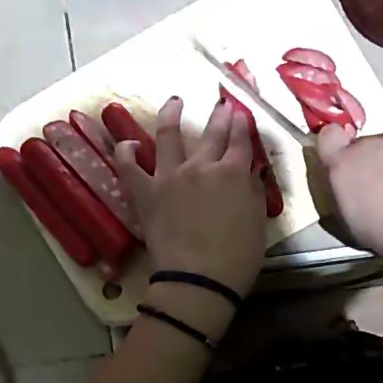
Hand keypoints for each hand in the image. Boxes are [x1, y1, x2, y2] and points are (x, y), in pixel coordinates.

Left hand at [115, 96, 267, 296]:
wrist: (198, 280)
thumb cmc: (236, 258)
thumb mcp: (257, 221)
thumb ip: (250, 190)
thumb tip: (247, 170)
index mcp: (234, 173)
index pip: (241, 139)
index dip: (242, 123)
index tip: (240, 111)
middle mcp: (202, 166)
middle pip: (212, 132)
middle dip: (219, 115)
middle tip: (220, 104)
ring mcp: (170, 176)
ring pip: (168, 135)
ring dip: (171, 114)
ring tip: (174, 102)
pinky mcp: (145, 192)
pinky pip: (129, 166)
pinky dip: (125, 152)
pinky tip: (126, 143)